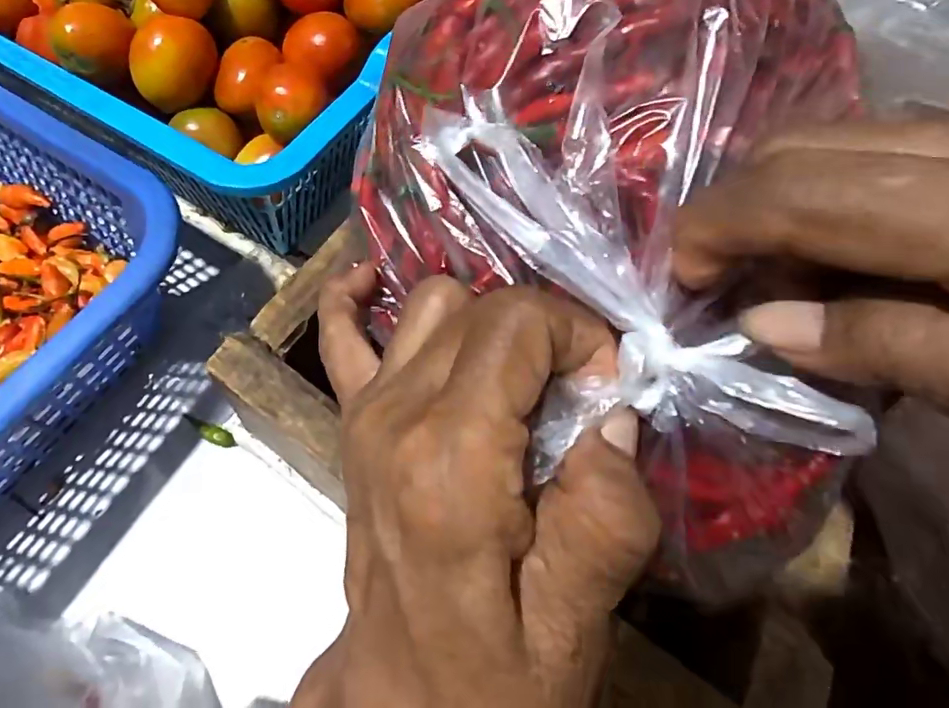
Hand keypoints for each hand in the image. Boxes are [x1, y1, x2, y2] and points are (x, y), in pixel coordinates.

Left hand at [291, 267, 657, 707]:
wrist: (403, 686)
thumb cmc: (494, 669)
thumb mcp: (576, 620)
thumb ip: (603, 512)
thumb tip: (611, 411)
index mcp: (452, 455)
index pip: (514, 322)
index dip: (577, 334)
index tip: (607, 388)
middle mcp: (397, 411)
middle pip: (476, 305)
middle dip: (544, 326)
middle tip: (576, 388)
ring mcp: (365, 406)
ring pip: (426, 303)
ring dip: (483, 316)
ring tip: (519, 368)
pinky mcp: (350, 413)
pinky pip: (337, 331)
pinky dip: (351, 295)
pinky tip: (373, 280)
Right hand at [672, 112, 948, 550]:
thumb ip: (920, 355)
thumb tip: (770, 320)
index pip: (827, 191)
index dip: (724, 224)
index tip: (679, 277)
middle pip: (838, 139)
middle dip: (746, 204)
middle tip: (719, 276)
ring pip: (879, 135)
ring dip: (799, 198)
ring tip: (781, 269)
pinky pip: (936, 153)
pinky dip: (863, 198)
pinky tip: (865, 255)